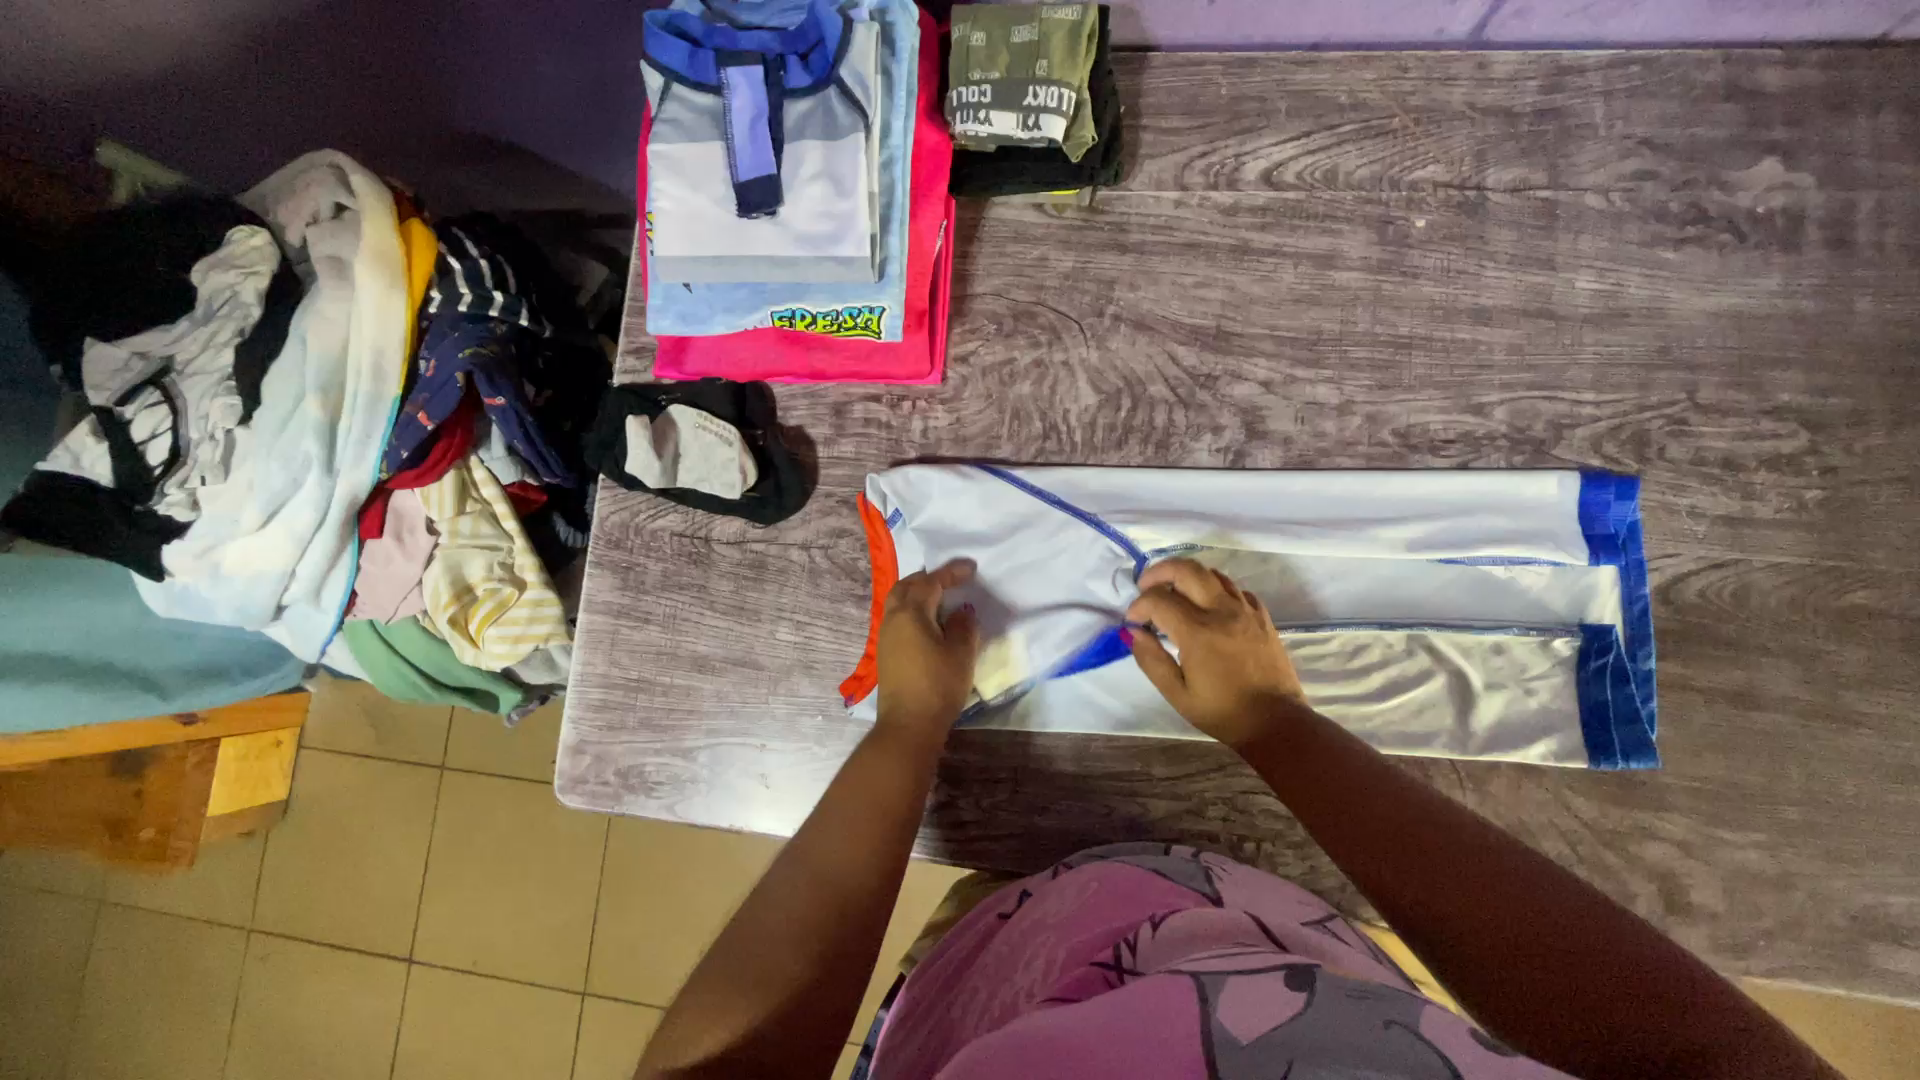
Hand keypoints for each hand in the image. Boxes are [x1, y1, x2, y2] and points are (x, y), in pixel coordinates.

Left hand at [875, 559, 980, 741]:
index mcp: (911, 613)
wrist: (909, 724)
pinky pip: (897, 619)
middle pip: (906, 586)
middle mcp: (893, 619)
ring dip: (917, 593)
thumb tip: (961, 612)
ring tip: (939, 597)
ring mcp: (885, 637)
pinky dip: (912, 610)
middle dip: (928, 578)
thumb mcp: (960, 653)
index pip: (931, 582)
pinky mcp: (886, 653)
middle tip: (951, 579)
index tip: (971, 568)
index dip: (952, 573)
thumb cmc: (938, 686)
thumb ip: (963, 626)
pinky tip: (927, 622)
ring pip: (897, 602)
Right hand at [1126, 558, 1309, 750]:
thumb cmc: (1222, 712)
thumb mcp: (1177, 694)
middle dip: (1159, 572)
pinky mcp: (1262, 616)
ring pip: (1212, 573)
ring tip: (1174, 593)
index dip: (1138, 606)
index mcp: (1198, 632)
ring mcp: (1246, 610)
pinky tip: (1208, 606)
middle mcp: (1222, 612)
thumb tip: (1134, 632)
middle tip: (1146, 587)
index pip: (1158, 600)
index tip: (1133, 621)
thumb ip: (1151, 659)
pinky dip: (1214, 588)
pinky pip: (1234, 588)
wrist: (1275, 722)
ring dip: (1187, 577)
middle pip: (1186, 570)